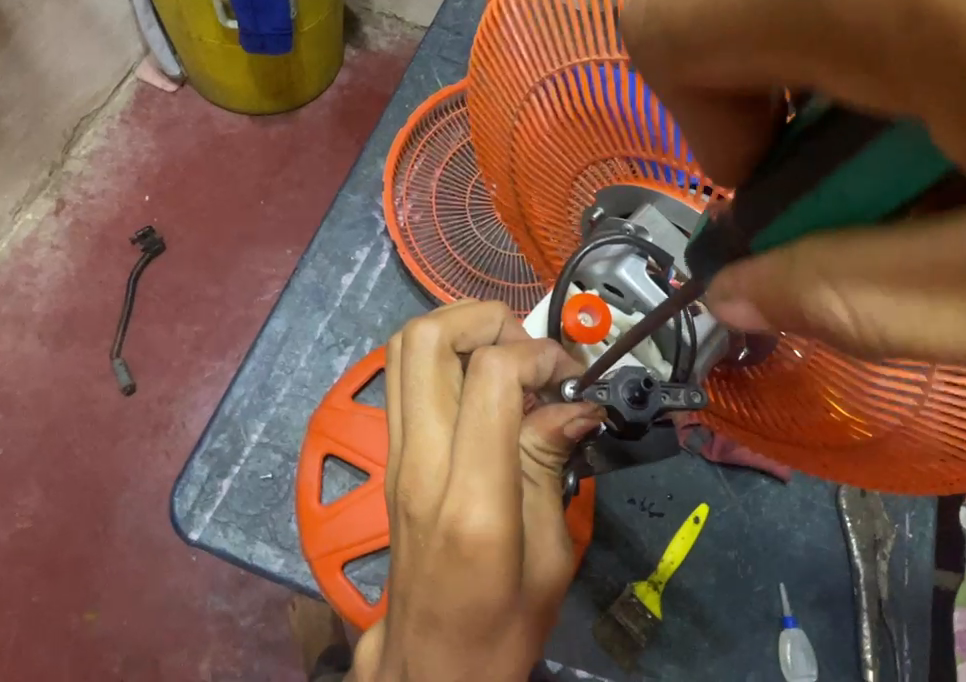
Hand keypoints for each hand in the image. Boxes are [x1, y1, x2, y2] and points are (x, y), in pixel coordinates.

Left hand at [348, 302, 600, 681]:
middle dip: (487, 318)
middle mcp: (421, 462)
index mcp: (472, 498)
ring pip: (405, 346)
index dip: (538, 354)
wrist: (431, 665)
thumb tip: (575, 401)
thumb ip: (550, 463)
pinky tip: (484, 379)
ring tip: (508, 353)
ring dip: (460, 327)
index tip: (569, 376)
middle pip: (427, 339)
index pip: (490, 376)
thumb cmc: (500, 625)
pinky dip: (445, 352)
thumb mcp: (550, 554)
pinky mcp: (391, 453)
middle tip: (529, 348)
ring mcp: (396, 454)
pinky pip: (404, 374)